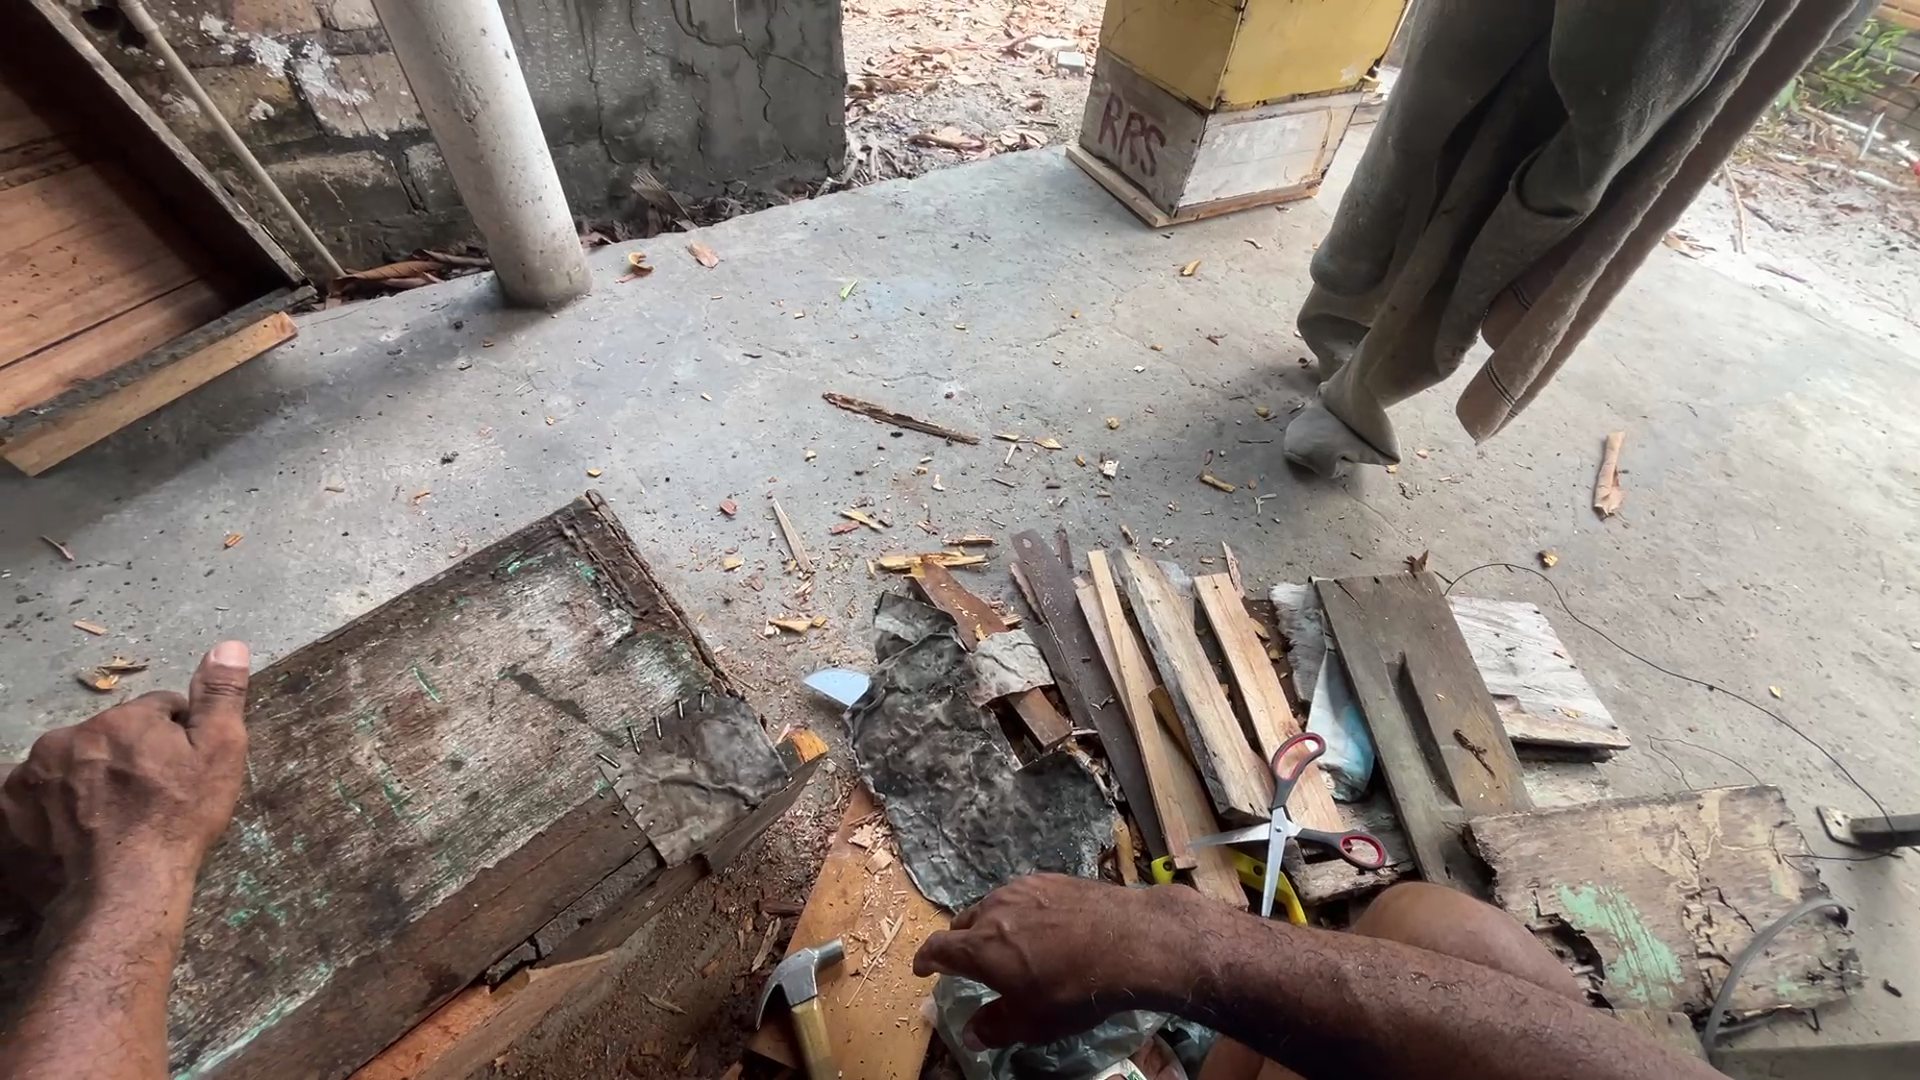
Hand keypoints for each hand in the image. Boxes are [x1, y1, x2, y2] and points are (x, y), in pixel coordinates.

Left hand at [0, 642, 250, 912]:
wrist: (124, 883)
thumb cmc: (184, 812)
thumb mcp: (223, 749)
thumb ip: (220, 695)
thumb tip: (228, 645)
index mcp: (123, 720)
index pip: (161, 708)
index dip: (184, 733)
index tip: (191, 764)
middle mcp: (66, 738)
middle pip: (113, 733)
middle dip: (135, 751)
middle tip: (157, 790)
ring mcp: (25, 776)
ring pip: (74, 761)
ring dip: (94, 775)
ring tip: (117, 812)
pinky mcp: (1, 811)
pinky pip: (32, 791)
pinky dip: (51, 801)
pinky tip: (76, 824)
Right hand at [912, 874, 1194, 1048]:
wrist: (1126, 939)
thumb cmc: (1073, 989)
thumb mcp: (1032, 1022)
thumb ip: (995, 1025)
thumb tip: (970, 1032)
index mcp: (982, 946)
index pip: (939, 947)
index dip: (926, 958)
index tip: (922, 967)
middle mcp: (994, 909)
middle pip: (964, 923)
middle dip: (960, 943)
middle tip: (969, 963)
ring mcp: (1021, 888)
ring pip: (992, 906)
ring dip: (990, 925)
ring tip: (1007, 945)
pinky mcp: (1047, 878)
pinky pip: (1020, 896)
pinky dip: (1017, 912)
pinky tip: (1039, 926)